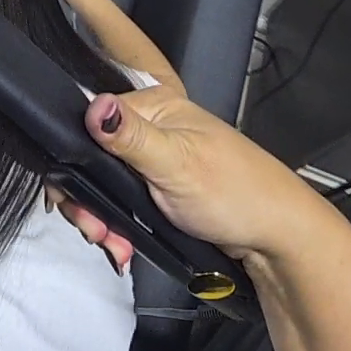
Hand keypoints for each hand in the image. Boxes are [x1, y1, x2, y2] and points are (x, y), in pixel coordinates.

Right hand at [56, 88, 329, 269]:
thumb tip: (95, 105)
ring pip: (100, 184)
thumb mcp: (177, 163)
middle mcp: (148, 126)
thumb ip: (131, 136)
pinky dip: (115, 224)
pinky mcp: (154, 188)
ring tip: (114, 245)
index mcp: (154, 105)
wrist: (275, 240)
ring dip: (100, 219)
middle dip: (87, 201)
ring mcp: (150, 159)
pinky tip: (121, 244)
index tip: (75, 200)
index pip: (89, 120)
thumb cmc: (237, 194)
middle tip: (98, 232)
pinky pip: (117, 202)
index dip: (74, 161)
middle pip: (90, 156)